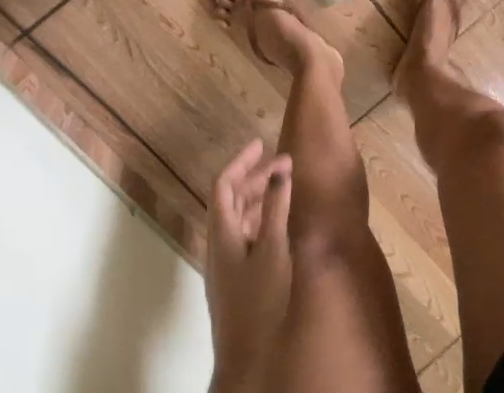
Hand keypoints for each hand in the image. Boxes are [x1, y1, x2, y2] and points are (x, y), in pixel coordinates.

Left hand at [205, 140, 292, 392]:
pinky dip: (261, 220)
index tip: (262, 144)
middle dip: (254, 177)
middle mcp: (219, 244)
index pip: (224, 184)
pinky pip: (245, 236)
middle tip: (282, 165)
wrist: (247, 359)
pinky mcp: (235, 279)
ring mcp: (225, 263)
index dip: (241, 161)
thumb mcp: (273, 249)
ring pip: (237, 219)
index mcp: (222, 233)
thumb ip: (276, 207)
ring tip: (284, 186)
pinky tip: (280, 223)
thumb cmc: (260, 300)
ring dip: (258, 198)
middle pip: (230, 199)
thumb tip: (280, 167)